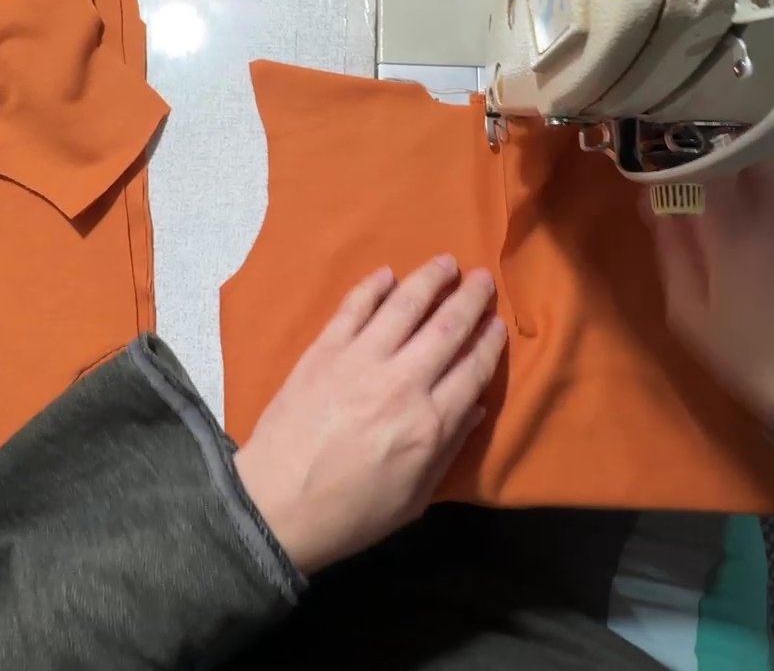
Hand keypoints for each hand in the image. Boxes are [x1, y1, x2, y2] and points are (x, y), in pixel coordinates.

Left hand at [233, 255, 506, 573]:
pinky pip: (354, 307)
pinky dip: (372, 286)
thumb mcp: (414, 498)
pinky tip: (387, 273)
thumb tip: (475, 406)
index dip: (489, 343)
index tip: (498, 323)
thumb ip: (449, 449)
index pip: (472, 370)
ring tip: (445, 262)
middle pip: (446, 329)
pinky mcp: (324, 349)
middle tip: (483, 277)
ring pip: (404, 306)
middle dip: (470, 299)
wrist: (276, 504)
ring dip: (429, 279)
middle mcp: (401, 382)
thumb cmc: (350, 511)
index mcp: (429, 424)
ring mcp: (360, 359)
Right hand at [651, 139, 773, 494]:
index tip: (649, 144)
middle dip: (711, 128)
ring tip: (729, 141)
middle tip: (686, 136)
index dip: (671, 142)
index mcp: (737, 231)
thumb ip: (671, 250)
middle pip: (748, 133)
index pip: (700, 157)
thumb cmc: (762, 359)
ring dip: (756, 130)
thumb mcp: (691, 316)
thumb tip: (652, 199)